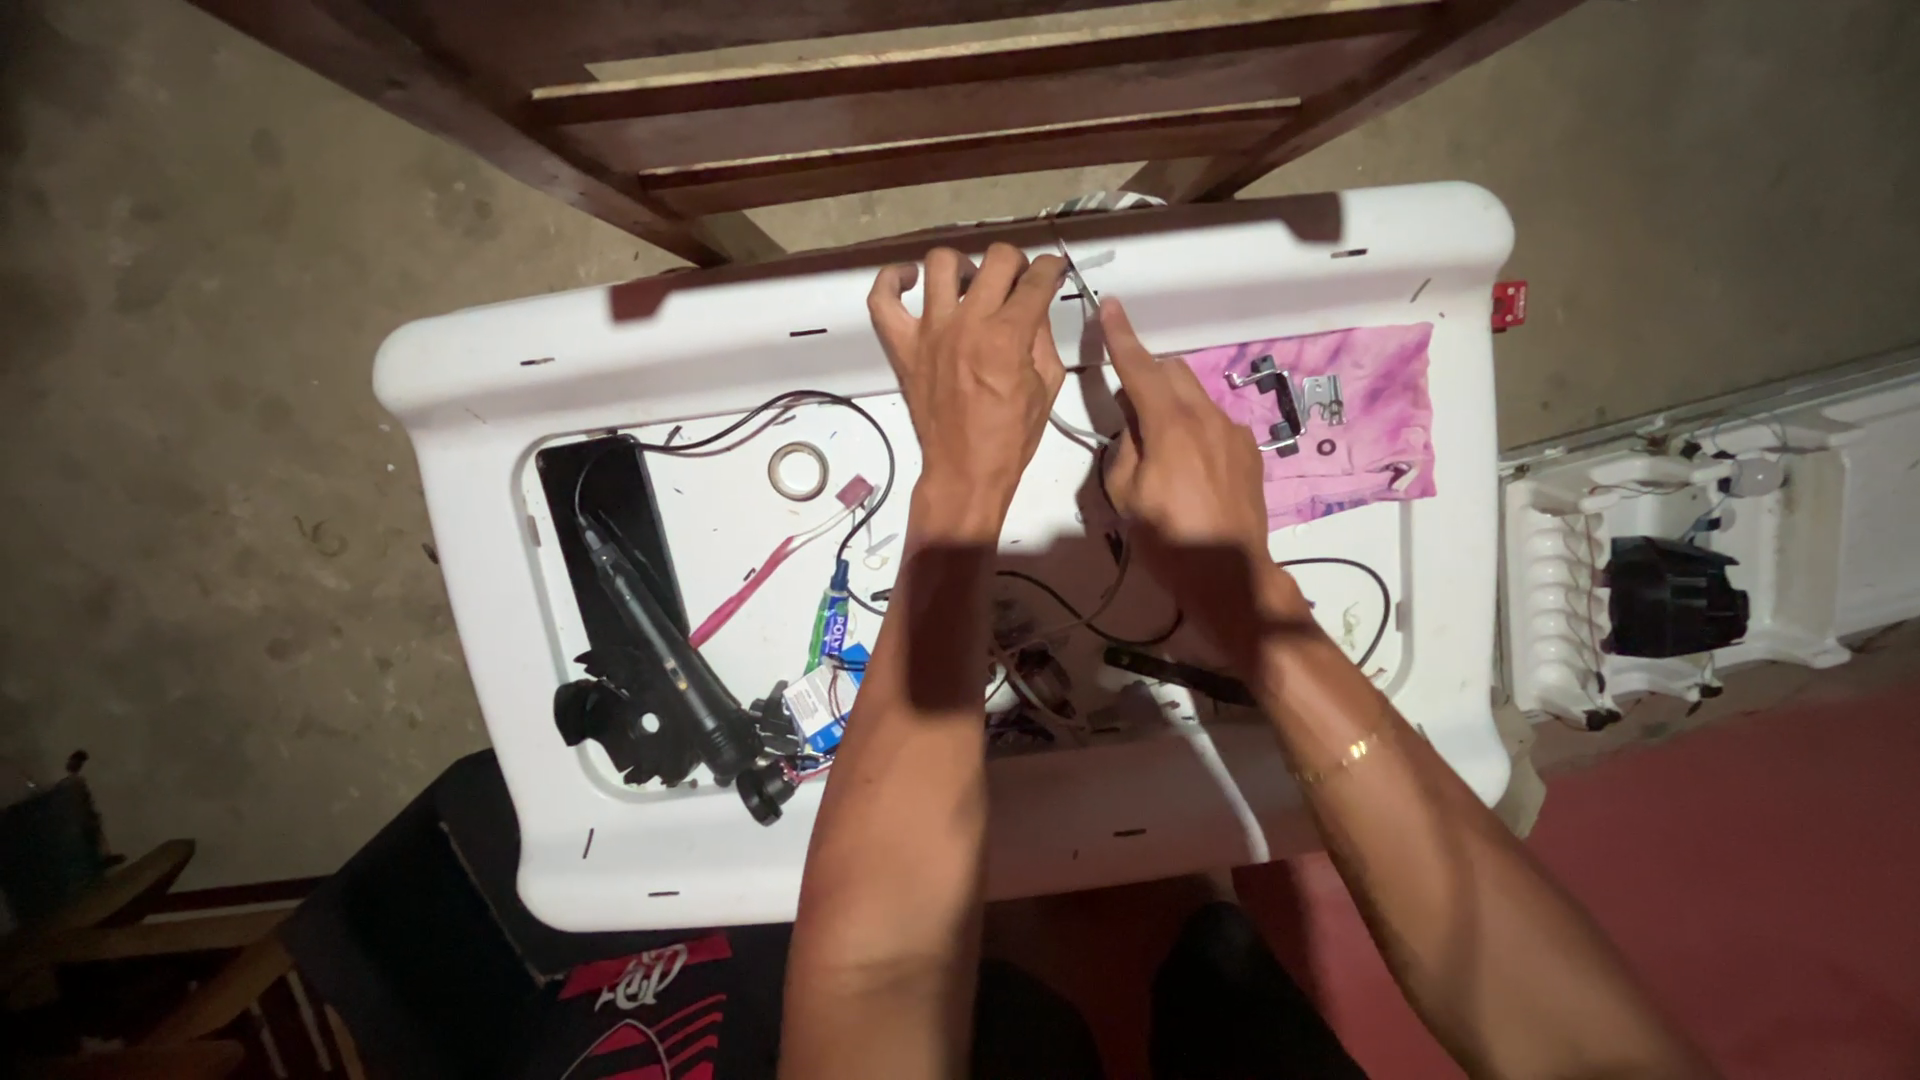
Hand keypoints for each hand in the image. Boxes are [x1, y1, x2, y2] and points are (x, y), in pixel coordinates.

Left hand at [869, 244, 1066, 536]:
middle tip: (1017, 282)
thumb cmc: (1011, 437)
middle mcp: (967, 324)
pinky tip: (912, 280)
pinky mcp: (902, 347)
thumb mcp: (1047, 386)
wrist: (964, 472)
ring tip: (970, 284)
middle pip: (995, 260)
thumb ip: (1042, 337)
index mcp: (1008, 337)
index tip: (1051, 272)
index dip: (1050, 270)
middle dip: (1016, 263)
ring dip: (963, 266)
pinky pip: (882, 299)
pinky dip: (892, 280)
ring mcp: (928, 332)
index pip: (1035, 280)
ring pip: (940, 264)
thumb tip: (1034, 304)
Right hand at [1100, 301, 1309, 667]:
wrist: (1229, 574)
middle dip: (1147, 374)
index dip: (1120, 336)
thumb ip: (1125, 447)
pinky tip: (1191, 467)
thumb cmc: (1167, 539)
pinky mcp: (1250, 451)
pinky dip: (1195, 428)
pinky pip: (1214, 423)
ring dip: (1172, 404)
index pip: (1139, 367)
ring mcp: (1234, 431)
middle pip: (1173, 371)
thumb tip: (1134, 427)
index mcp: (1170, 425)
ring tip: (1161, 448)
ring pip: (1195, 397)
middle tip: (1129, 407)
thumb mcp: (1125, 496)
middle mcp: (1207, 416)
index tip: (1110, 306)